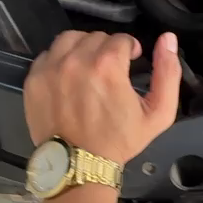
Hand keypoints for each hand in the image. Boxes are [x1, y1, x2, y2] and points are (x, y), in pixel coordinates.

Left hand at [25, 31, 181, 164]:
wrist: (81, 165)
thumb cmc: (120, 140)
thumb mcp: (159, 113)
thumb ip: (168, 73)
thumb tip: (168, 39)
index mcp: (107, 65)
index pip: (121, 38)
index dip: (129, 49)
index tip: (129, 62)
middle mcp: (76, 61)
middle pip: (95, 37)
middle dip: (106, 49)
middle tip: (109, 70)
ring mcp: (51, 69)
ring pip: (70, 39)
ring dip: (82, 48)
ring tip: (88, 67)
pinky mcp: (34, 79)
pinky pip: (49, 55)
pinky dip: (60, 61)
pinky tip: (68, 77)